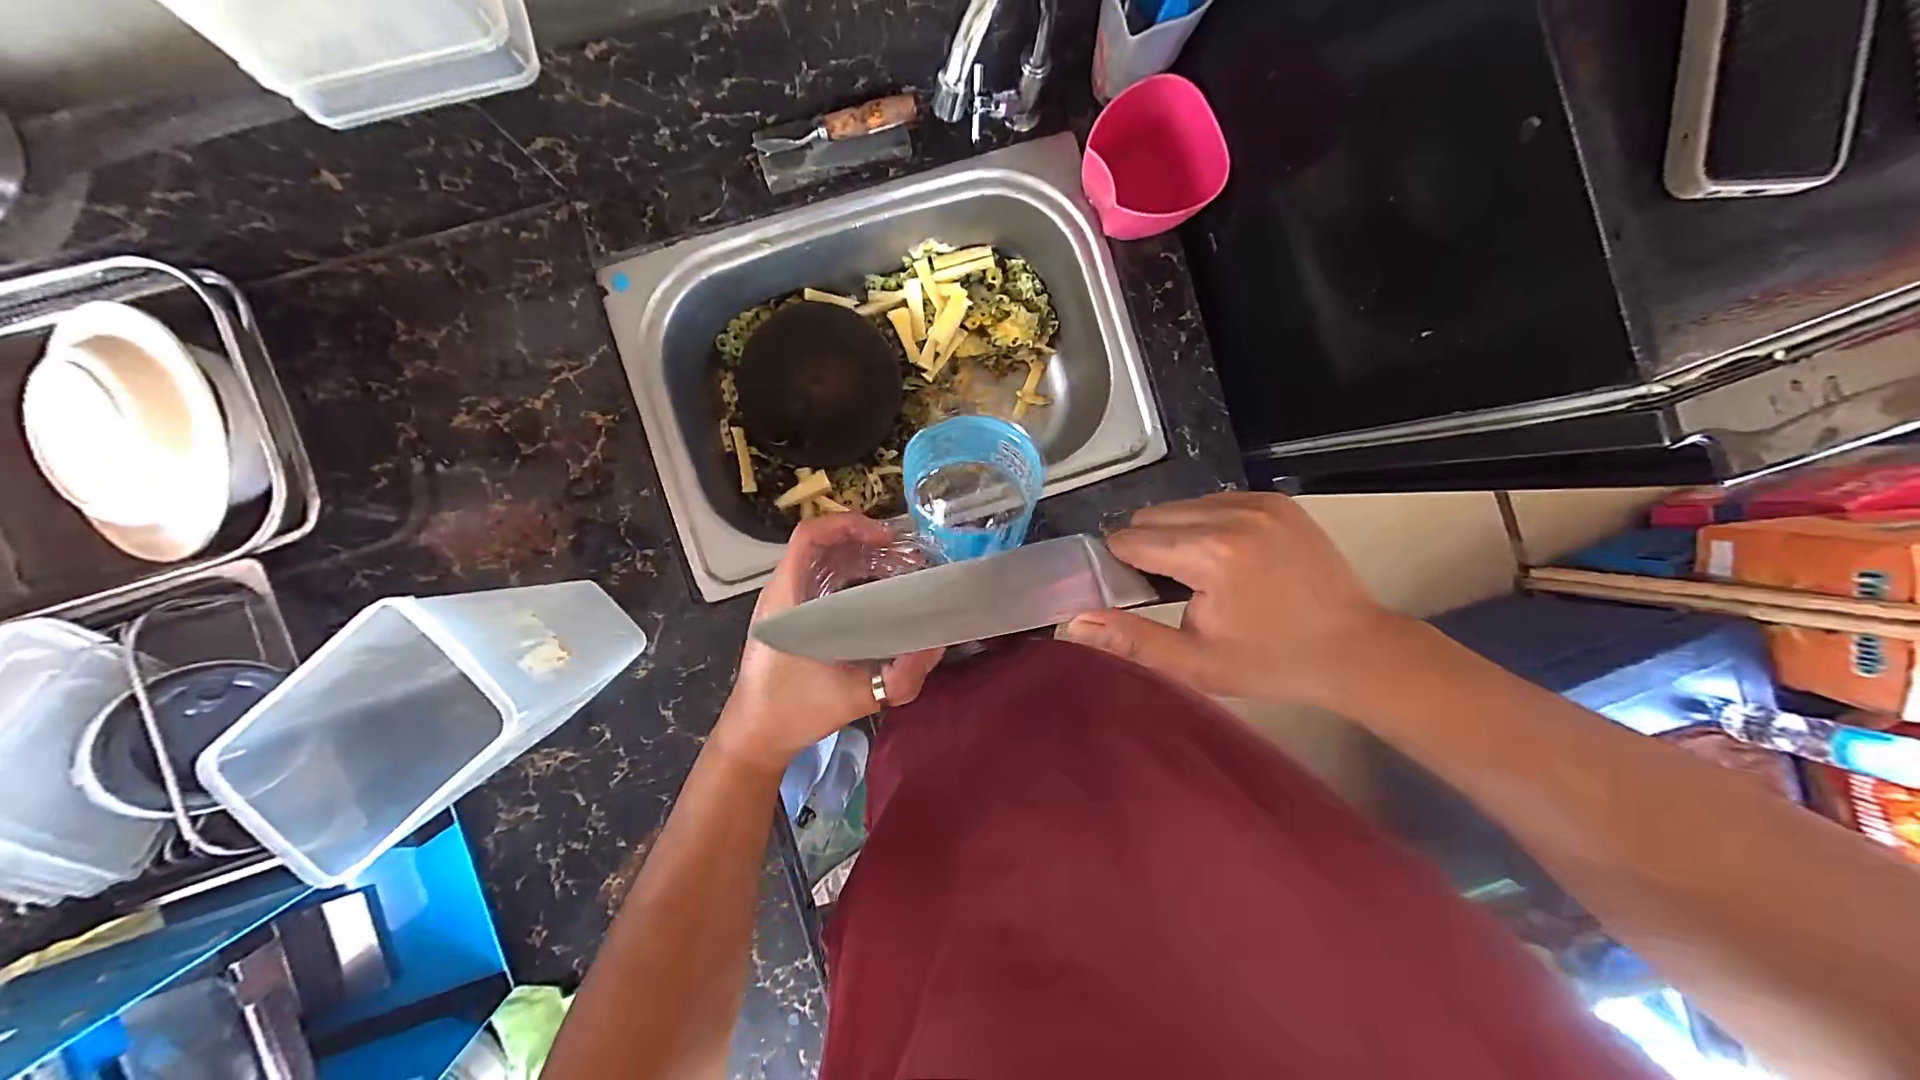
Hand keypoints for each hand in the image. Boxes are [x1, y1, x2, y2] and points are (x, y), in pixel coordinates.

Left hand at [710, 514, 944, 772]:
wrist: (755, 737)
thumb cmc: (794, 713)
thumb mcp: (854, 697)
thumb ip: (900, 677)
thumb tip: (937, 644)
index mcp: (788, 599)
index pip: (809, 536)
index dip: (849, 525)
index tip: (887, 539)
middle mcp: (784, 593)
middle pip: (824, 545)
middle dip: (869, 543)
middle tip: (908, 560)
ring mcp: (787, 604)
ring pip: (826, 562)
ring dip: (864, 560)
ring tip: (902, 572)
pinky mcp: (794, 617)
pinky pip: (825, 581)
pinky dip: (855, 578)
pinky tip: (882, 596)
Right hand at [1061, 493, 1411, 706]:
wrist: (1356, 649)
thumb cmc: (1270, 663)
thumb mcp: (1194, 663)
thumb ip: (1131, 639)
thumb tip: (1075, 622)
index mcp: (1211, 554)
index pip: (1131, 539)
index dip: (1123, 566)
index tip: (1140, 594)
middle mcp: (1233, 514)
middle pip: (1151, 516)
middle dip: (1147, 548)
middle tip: (1171, 588)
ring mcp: (1259, 502)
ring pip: (1180, 505)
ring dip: (1175, 534)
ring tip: (1201, 574)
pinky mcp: (1277, 500)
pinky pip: (1213, 501)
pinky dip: (1205, 524)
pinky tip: (1227, 558)